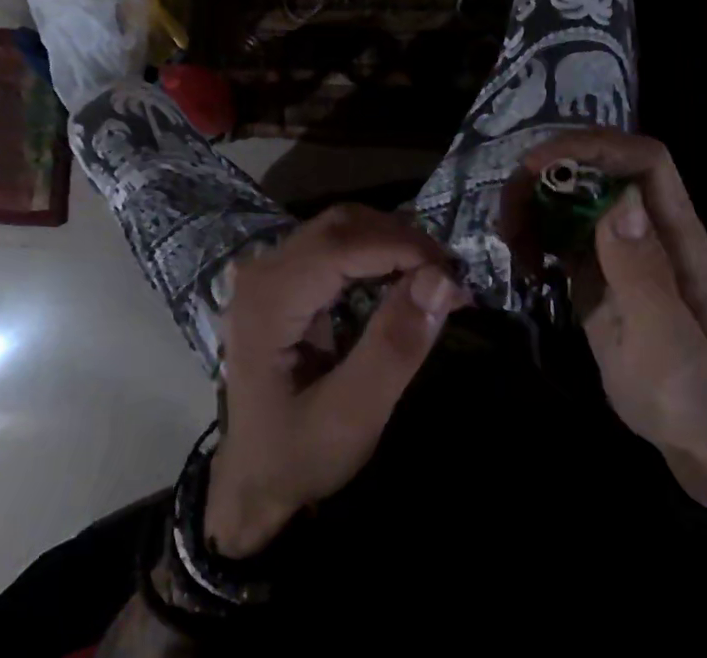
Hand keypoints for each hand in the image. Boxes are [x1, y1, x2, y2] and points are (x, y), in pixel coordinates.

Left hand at [204, 204, 468, 556]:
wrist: (253, 480)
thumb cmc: (297, 455)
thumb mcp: (352, 415)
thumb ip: (393, 347)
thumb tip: (441, 278)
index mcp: (266, 299)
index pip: (340, 244)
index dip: (401, 246)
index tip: (453, 272)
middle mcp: (260, 272)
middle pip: (339, 226)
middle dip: (401, 239)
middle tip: (450, 275)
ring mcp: (267, 273)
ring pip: (339, 229)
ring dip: (391, 242)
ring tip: (435, 277)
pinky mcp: (281, 281)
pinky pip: (334, 247)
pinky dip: (376, 253)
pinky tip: (404, 277)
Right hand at [517, 131, 706, 515]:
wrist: (675, 424)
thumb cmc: (679, 386)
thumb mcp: (664, 338)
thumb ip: (643, 271)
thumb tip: (620, 200)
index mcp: (677, 234)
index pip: (644, 160)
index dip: (595, 147)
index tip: (539, 163)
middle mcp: (646, 226)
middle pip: (597, 167)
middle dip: (549, 171)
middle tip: (508, 204)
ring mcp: (617, 243)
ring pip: (570, 193)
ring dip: (531, 201)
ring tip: (508, 236)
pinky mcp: (592, 262)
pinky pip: (556, 227)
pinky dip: (530, 231)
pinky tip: (520, 259)